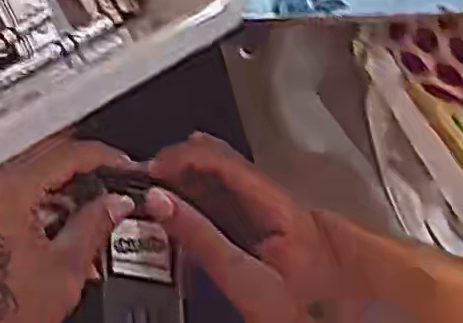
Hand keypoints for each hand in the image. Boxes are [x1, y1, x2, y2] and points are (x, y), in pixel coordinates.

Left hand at [0, 137, 137, 322]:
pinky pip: (27, 179)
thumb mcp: (64, 269)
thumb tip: (115, 203)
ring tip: (99, 200)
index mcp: (14, 187)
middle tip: (116, 177)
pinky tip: (73, 215)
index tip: (124, 165)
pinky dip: (53, 190)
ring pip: (39, 162)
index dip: (102, 156)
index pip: (66, 152)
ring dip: (71, 176)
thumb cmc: (5, 307)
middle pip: (51, 148)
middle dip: (88, 161)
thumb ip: (94, 227)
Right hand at [146, 133, 337, 319]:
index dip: (181, 156)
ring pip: (220, 176)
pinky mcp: (266, 228)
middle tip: (151, 179)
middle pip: (219, 160)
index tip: (153, 169)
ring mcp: (272, 213)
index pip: (220, 157)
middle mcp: (277, 201)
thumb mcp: (249, 286)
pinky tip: (183, 212)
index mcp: (278, 206)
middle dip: (180, 163)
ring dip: (187, 180)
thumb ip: (202, 239)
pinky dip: (197, 197)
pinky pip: (224, 197)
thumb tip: (161, 200)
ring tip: (161, 194)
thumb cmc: (310, 319)